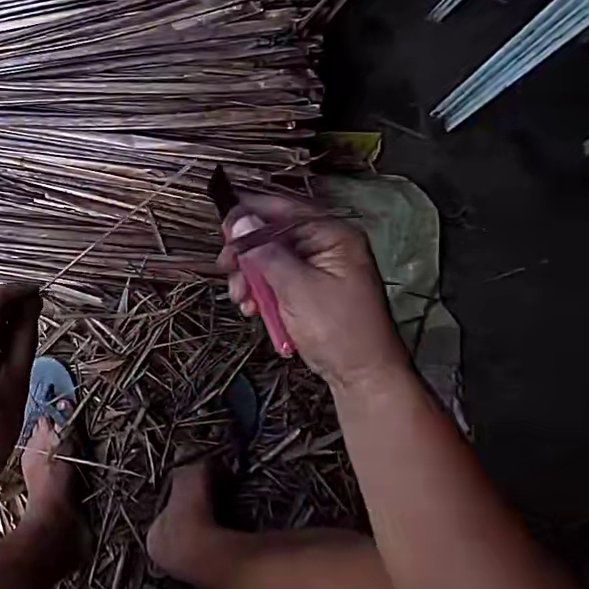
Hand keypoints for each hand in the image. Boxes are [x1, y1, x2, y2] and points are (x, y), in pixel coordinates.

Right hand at [219, 191, 409, 389]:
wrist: (362, 378)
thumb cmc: (342, 332)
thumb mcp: (297, 288)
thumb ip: (266, 252)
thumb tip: (242, 221)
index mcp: (333, 237)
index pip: (285, 211)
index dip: (251, 215)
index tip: (225, 227)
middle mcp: (326, 248)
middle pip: (273, 236)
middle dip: (247, 255)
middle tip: (228, 267)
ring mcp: (317, 270)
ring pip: (269, 261)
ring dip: (250, 278)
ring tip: (242, 297)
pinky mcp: (308, 291)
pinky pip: (275, 282)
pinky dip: (260, 293)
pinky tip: (252, 307)